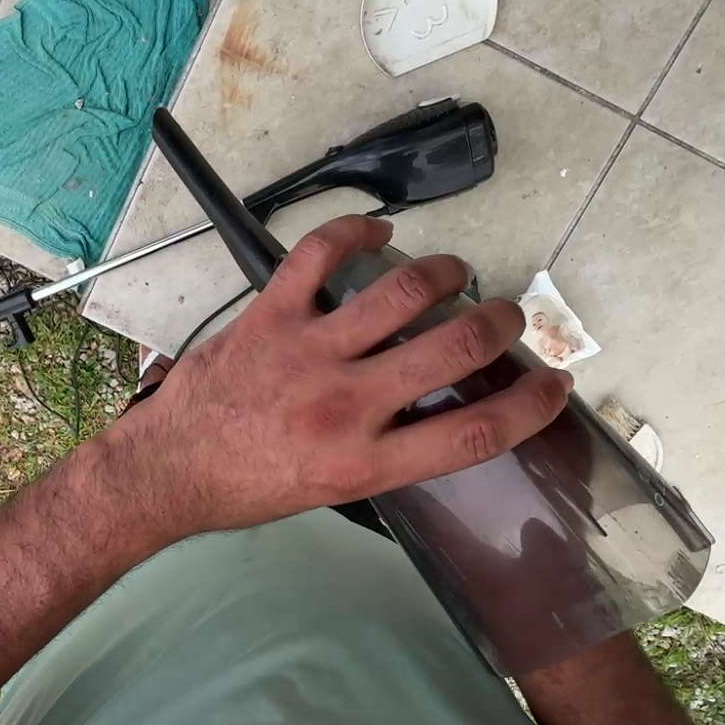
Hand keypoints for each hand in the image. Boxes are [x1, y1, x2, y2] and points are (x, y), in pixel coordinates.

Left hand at [108, 214, 572, 538]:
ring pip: (402, 292)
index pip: (474, 433)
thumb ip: (384, 455)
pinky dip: (355, 232)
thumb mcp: (328, 493)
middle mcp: (345, 406)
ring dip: (442, 272)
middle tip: (503, 315)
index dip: (532, 406)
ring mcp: (307, 353)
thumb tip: (429, 421)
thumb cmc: (245, 489)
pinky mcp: (269, 316)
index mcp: (363, 463)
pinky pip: (318, 255)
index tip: (556, 384)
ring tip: (451, 272)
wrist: (168, 470)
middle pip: (454, 347)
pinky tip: (377, 231)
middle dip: (498, 322)